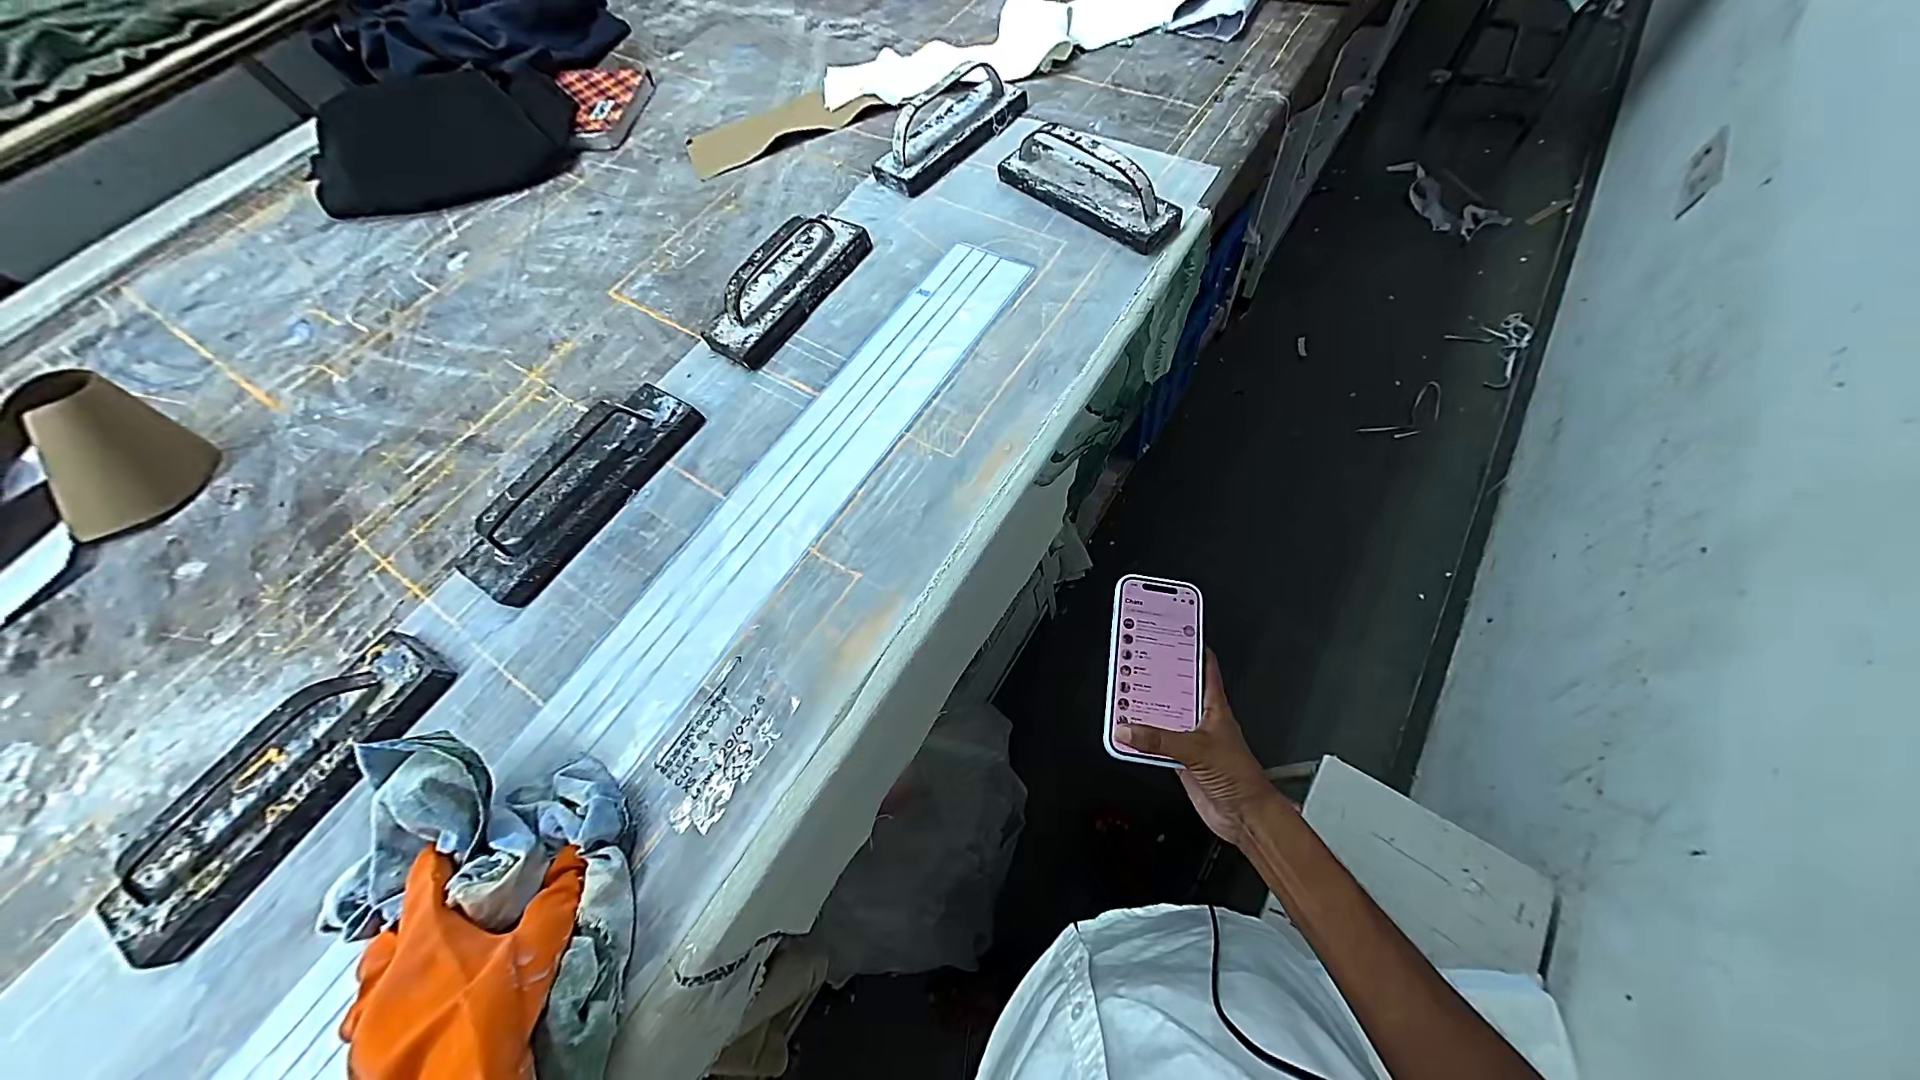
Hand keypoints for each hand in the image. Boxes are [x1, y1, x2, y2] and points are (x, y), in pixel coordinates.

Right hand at [1117, 651, 1277, 846]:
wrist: (1246, 816)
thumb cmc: (1243, 779)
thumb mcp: (1198, 750)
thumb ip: (1160, 740)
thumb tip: (1129, 730)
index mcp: (1215, 707)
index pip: (1204, 669)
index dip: (1191, 649)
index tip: (1174, 635)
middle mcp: (1203, 721)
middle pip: (1176, 693)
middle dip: (1157, 681)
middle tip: (1136, 667)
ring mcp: (1191, 741)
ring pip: (1164, 719)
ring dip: (1146, 714)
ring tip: (1125, 701)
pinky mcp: (1182, 761)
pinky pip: (1157, 746)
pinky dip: (1142, 742)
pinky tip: (1129, 738)